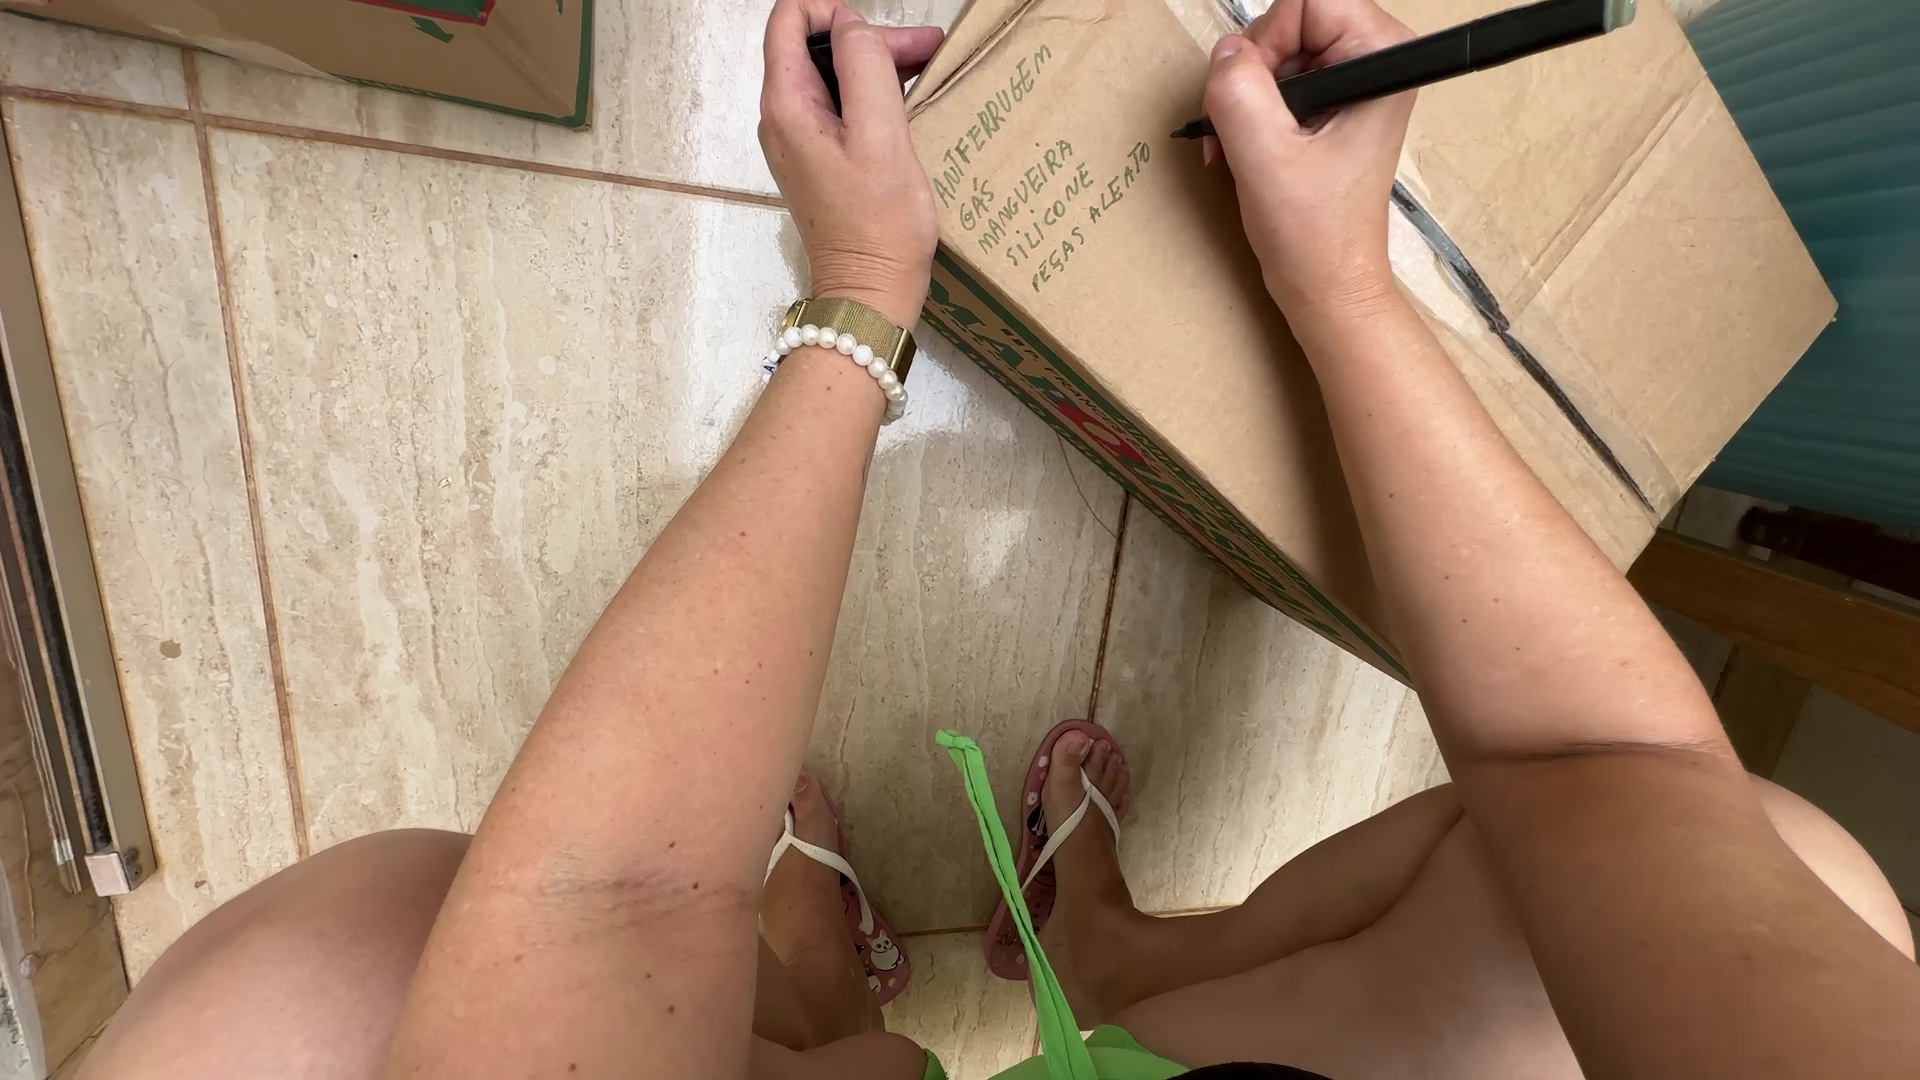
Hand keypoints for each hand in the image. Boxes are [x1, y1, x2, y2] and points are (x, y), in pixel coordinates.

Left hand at [760, 0, 943, 327]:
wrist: (872, 295)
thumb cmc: (880, 226)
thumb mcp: (881, 136)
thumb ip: (864, 65)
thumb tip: (853, 28)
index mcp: (787, 106)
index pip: (791, 18)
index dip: (838, 13)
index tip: (888, 39)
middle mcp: (783, 122)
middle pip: (816, 49)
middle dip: (870, 42)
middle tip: (928, 51)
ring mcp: (800, 148)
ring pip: (833, 82)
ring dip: (877, 72)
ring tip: (926, 73)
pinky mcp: (821, 169)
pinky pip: (841, 117)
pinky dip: (873, 104)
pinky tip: (908, 110)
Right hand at [1202, 0, 1413, 323]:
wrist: (1327, 285)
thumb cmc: (1311, 234)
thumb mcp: (1265, 161)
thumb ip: (1240, 96)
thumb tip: (1223, 54)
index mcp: (1378, 57)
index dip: (1265, 41)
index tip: (1246, 99)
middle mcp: (1371, 61)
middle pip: (1291, 22)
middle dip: (1249, 75)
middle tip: (1231, 132)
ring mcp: (1349, 88)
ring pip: (1277, 57)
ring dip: (1242, 102)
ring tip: (1233, 151)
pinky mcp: (1328, 114)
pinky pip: (1277, 88)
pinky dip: (1248, 118)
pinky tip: (1240, 153)